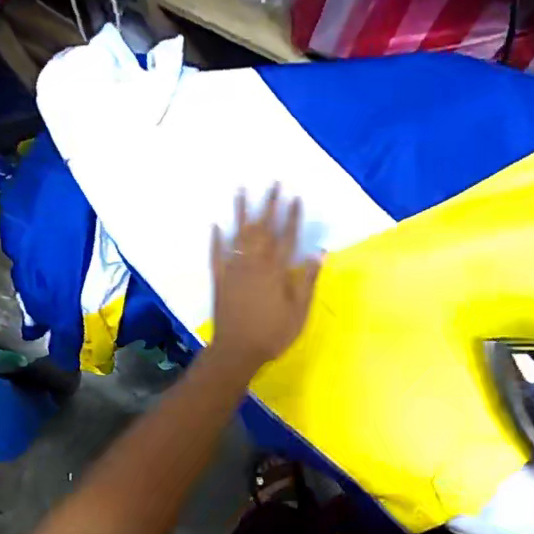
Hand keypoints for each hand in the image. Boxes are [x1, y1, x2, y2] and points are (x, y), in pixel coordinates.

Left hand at [209, 185, 320, 368]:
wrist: (236, 350)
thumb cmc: (272, 334)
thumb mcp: (298, 311)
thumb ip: (307, 280)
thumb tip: (318, 252)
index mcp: (276, 270)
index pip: (287, 236)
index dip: (292, 216)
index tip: (295, 196)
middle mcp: (254, 263)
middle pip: (262, 228)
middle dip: (269, 204)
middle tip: (272, 182)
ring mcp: (234, 269)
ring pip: (238, 234)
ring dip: (241, 211)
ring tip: (241, 189)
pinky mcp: (219, 279)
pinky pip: (216, 254)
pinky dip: (216, 239)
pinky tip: (215, 224)